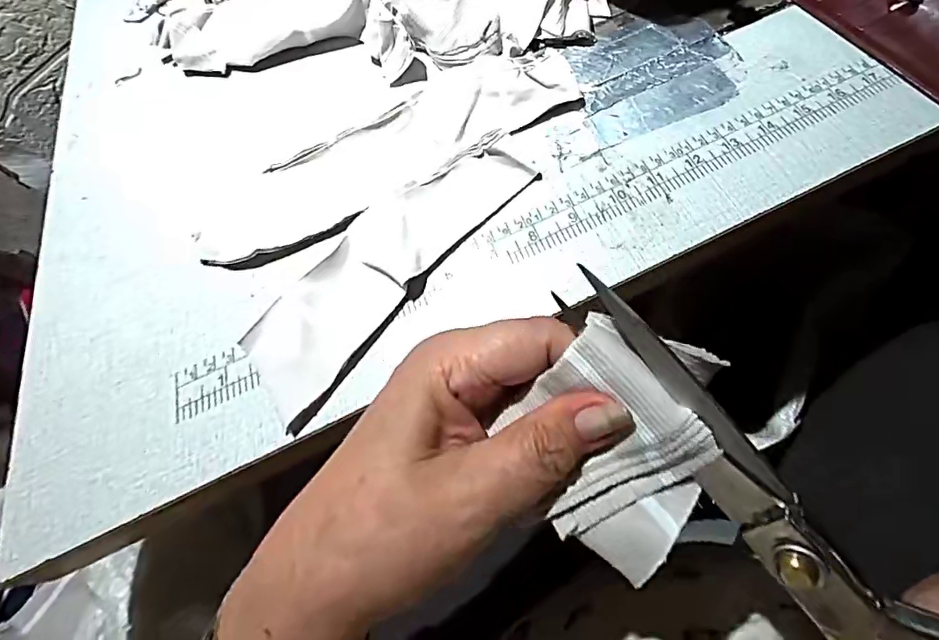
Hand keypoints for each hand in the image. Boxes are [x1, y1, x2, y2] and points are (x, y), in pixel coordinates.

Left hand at [217, 318, 631, 639]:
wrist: (306, 600)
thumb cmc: (374, 543)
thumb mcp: (469, 496)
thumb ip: (544, 447)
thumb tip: (613, 407)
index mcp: (450, 359)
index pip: (542, 337)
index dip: (589, 366)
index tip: (632, 408)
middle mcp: (458, 365)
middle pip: (543, 361)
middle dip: (582, 399)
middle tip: (624, 441)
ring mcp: (460, 398)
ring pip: (537, 393)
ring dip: (567, 427)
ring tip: (599, 461)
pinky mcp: (464, 429)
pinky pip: (522, 421)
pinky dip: (547, 446)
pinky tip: (562, 473)